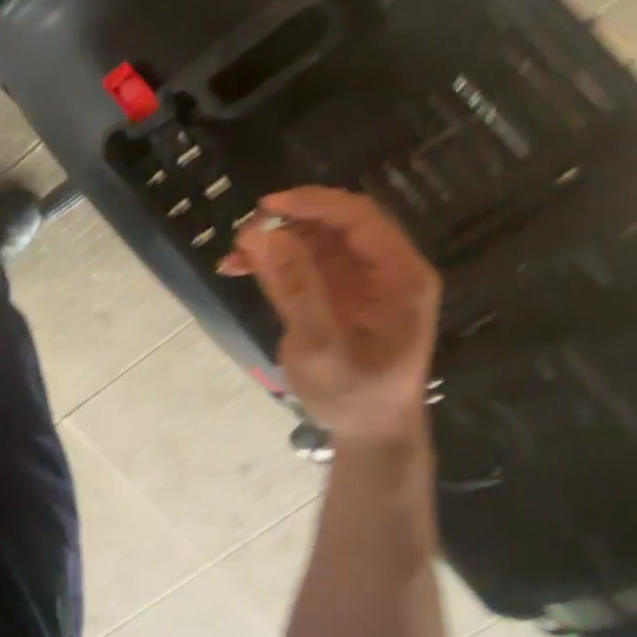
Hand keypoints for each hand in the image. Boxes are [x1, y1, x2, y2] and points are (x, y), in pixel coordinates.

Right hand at [224, 187, 440, 446]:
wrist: (369, 433)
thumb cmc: (354, 394)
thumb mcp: (322, 346)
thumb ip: (296, 289)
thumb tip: (262, 235)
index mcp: (400, 277)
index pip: (359, 217)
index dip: (313, 203)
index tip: (265, 207)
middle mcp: (385, 270)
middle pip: (336, 221)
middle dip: (287, 221)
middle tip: (244, 235)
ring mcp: (360, 280)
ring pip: (314, 237)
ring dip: (274, 238)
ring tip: (236, 255)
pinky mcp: (335, 291)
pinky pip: (302, 260)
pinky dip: (270, 259)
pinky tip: (238, 268)